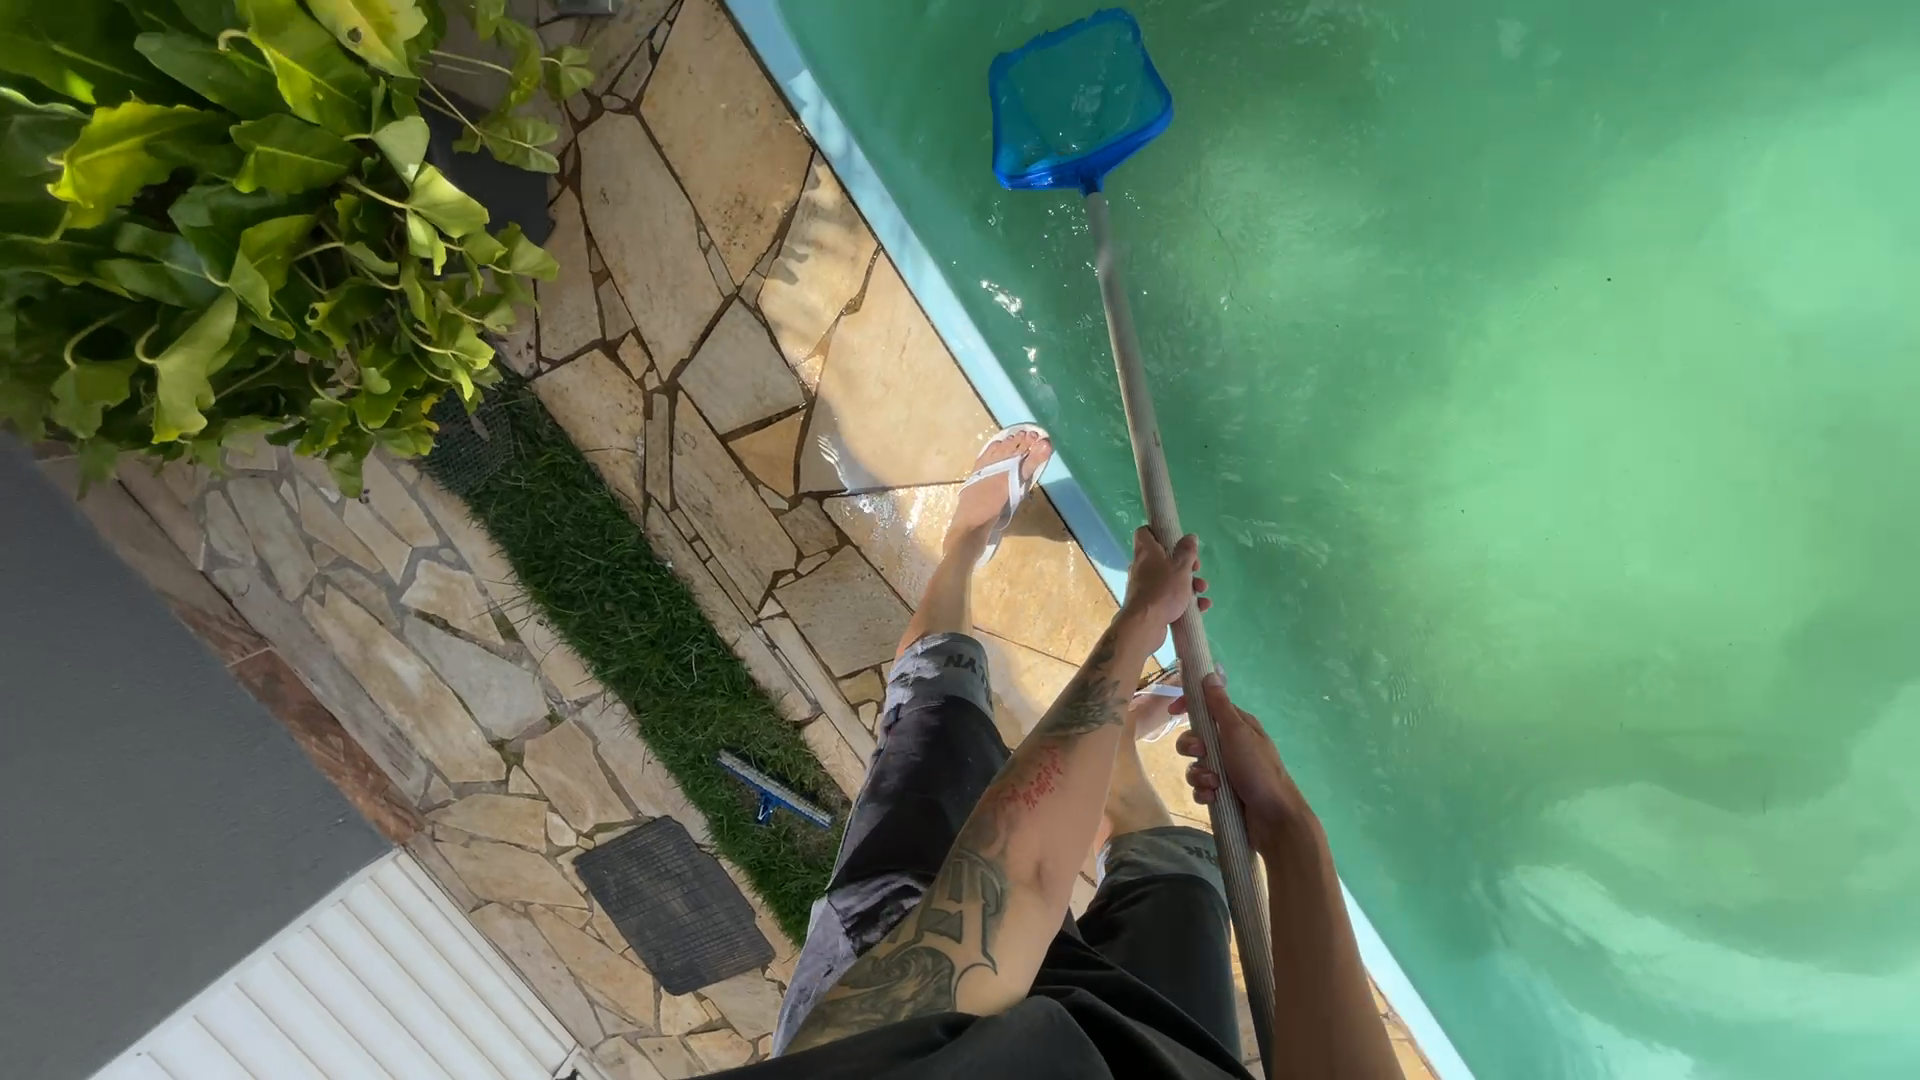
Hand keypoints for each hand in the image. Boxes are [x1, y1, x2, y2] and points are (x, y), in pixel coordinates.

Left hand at [1119, 527, 1208, 635]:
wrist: (1144, 624)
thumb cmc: (1163, 590)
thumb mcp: (1181, 567)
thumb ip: (1187, 551)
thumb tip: (1190, 537)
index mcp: (1146, 552)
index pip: (1145, 532)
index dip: (1159, 532)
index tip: (1176, 539)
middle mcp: (1142, 567)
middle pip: (1163, 558)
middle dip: (1185, 564)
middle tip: (1197, 569)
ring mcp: (1144, 586)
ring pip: (1169, 579)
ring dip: (1188, 583)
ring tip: (1202, 590)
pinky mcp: (1149, 604)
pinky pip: (1168, 597)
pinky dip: (1184, 600)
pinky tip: (1201, 607)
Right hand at [1173, 673, 1319, 853]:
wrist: (1275, 819)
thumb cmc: (1258, 770)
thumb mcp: (1237, 733)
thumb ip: (1219, 706)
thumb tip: (1209, 674)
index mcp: (1237, 727)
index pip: (1207, 708)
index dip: (1189, 707)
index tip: (1172, 711)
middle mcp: (1231, 746)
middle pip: (1195, 738)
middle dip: (1191, 747)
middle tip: (1202, 753)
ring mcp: (1227, 771)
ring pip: (1195, 765)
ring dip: (1199, 774)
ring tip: (1214, 784)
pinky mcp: (1222, 794)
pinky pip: (1200, 787)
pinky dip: (1204, 792)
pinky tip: (1214, 798)